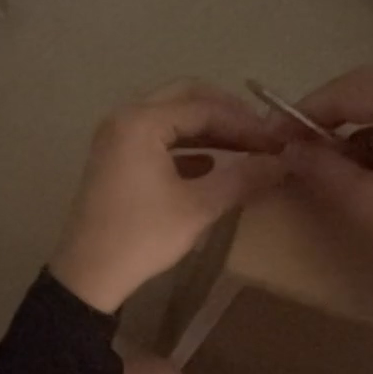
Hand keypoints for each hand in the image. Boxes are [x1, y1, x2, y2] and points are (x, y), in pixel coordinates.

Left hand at [51, 82, 285, 312]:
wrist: (88, 275)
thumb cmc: (142, 237)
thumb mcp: (198, 207)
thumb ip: (243, 178)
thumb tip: (284, 162)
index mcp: (141, 121)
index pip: (204, 107)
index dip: (245, 122)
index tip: (277, 141)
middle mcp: (125, 117)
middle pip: (186, 98)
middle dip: (227, 115)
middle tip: (261, 135)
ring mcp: (117, 137)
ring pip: (172, 117)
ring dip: (208, 130)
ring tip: (245, 149)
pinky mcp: (116, 158)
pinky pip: (158, 138)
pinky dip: (187, 145)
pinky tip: (212, 165)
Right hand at [275, 66, 372, 298]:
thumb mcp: (365, 203)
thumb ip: (320, 168)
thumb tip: (287, 149)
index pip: (346, 89)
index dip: (303, 113)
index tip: (271, 139)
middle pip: (370, 92)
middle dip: (329, 119)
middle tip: (296, 150)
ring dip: (356, 134)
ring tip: (331, 169)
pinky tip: (371, 177)